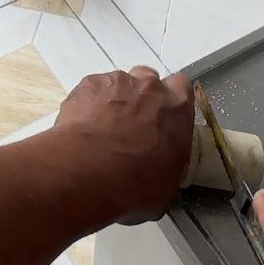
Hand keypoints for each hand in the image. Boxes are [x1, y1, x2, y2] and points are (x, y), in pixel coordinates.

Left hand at [53, 68, 193, 222]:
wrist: (88, 172)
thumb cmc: (136, 184)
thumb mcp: (166, 184)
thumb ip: (167, 163)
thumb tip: (158, 171)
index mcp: (177, 108)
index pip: (181, 88)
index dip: (170, 101)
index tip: (161, 119)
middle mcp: (149, 86)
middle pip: (148, 80)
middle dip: (141, 99)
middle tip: (130, 126)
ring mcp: (116, 81)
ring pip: (117, 84)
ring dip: (113, 101)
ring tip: (100, 130)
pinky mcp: (87, 84)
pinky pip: (91, 91)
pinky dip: (88, 104)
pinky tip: (81, 128)